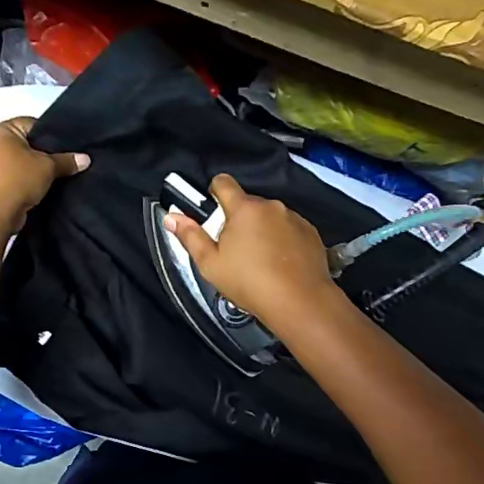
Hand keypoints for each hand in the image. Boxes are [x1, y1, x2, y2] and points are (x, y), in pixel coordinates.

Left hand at [0, 118, 89, 229]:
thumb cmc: (17, 179)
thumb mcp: (47, 167)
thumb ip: (66, 161)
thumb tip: (86, 159)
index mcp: (0, 130)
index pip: (32, 125)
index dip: (52, 135)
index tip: (68, 148)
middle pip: (26, 144)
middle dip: (44, 154)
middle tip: (66, 163)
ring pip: (21, 163)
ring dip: (36, 171)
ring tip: (57, 177)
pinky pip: (15, 178)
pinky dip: (27, 182)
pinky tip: (43, 189)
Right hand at [163, 174, 338, 322]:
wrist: (299, 301)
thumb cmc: (250, 283)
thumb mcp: (211, 264)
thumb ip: (190, 237)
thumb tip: (171, 217)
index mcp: (244, 209)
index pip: (223, 182)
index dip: (213, 192)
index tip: (211, 210)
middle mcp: (271, 206)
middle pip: (248, 204)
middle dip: (239, 220)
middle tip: (233, 249)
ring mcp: (294, 218)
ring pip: (270, 217)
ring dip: (262, 230)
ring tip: (260, 260)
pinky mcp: (311, 233)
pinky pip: (290, 229)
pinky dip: (283, 240)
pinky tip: (280, 264)